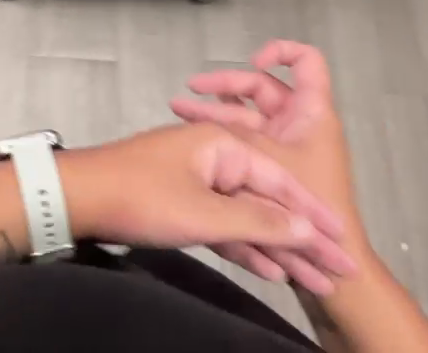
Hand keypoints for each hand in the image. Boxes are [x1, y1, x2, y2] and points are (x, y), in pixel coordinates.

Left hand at [57, 122, 358, 297]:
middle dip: (304, 238)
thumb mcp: (204, 212)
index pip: (282, 181)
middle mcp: (216, 158)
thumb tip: (303, 227)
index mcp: (224, 146)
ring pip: (248, 217)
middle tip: (340, 271)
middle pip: (269, 201)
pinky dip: (246, 247)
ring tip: (317, 281)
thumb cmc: (139, 195)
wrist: (81, 197)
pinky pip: (224, 225)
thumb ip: (257, 221)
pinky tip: (272, 271)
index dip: (315, 215)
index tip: (346, 242)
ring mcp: (199, 182)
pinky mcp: (183, 204)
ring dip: (280, 249)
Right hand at [168, 40, 367, 274]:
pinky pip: (245, 143)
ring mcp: (286, 148)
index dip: (281, 51)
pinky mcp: (274, 170)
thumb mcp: (267, 165)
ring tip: (176, 109)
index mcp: (311, 115)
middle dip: (223, 86)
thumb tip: (200, 119)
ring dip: (214, 112)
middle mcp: (299, 125)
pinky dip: (221, 138)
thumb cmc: (310, 209)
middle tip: (191, 88)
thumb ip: (235, 139)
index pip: (307, 62)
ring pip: (247, 117)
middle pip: (262, 89)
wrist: (336, 276)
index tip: (252, 62)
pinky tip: (190, 137)